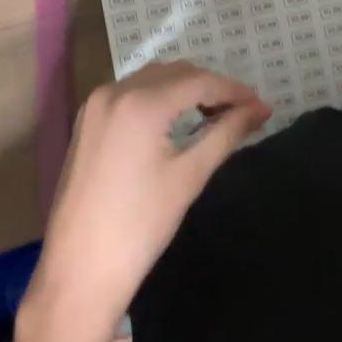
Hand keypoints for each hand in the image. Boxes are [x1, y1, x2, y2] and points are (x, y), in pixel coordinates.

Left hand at [32, 62, 269, 317]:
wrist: (80, 268)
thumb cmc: (140, 226)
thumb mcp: (190, 176)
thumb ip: (226, 133)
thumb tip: (259, 110)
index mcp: (142, 103)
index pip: (200, 81)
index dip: (235, 91)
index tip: (262, 108)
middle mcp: (115, 91)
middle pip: (175, 73)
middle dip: (211, 87)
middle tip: (242, 113)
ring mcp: (96, 104)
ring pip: (152, 78)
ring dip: (184, 89)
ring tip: (213, 115)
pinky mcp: (86, 120)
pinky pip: (130, 93)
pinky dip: (158, 98)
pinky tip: (175, 120)